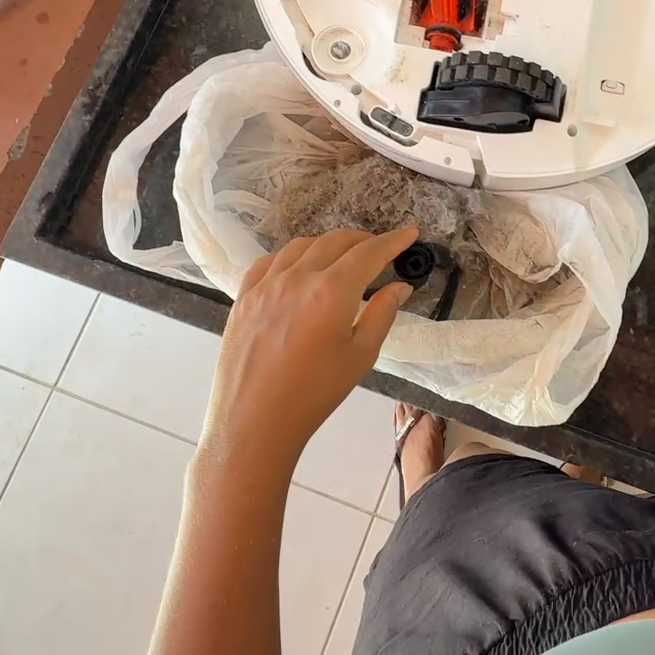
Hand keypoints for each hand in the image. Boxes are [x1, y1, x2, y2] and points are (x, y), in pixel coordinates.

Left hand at [201, 226, 418, 463]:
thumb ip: (382, 314)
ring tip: (341, 257)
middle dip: (364, 240)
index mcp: (333, 290)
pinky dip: (292, 257)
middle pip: (337, 241)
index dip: (394, 240)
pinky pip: (270, 262)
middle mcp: (299, 277)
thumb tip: (399, 287)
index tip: (410, 232)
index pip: (370, 252)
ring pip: (302, 245)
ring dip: (328, 244)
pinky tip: (298, 268)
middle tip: (379, 251)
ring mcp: (267, 284)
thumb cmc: (315, 393)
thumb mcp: (361, 356)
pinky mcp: (245, 297)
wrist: (255, 422)